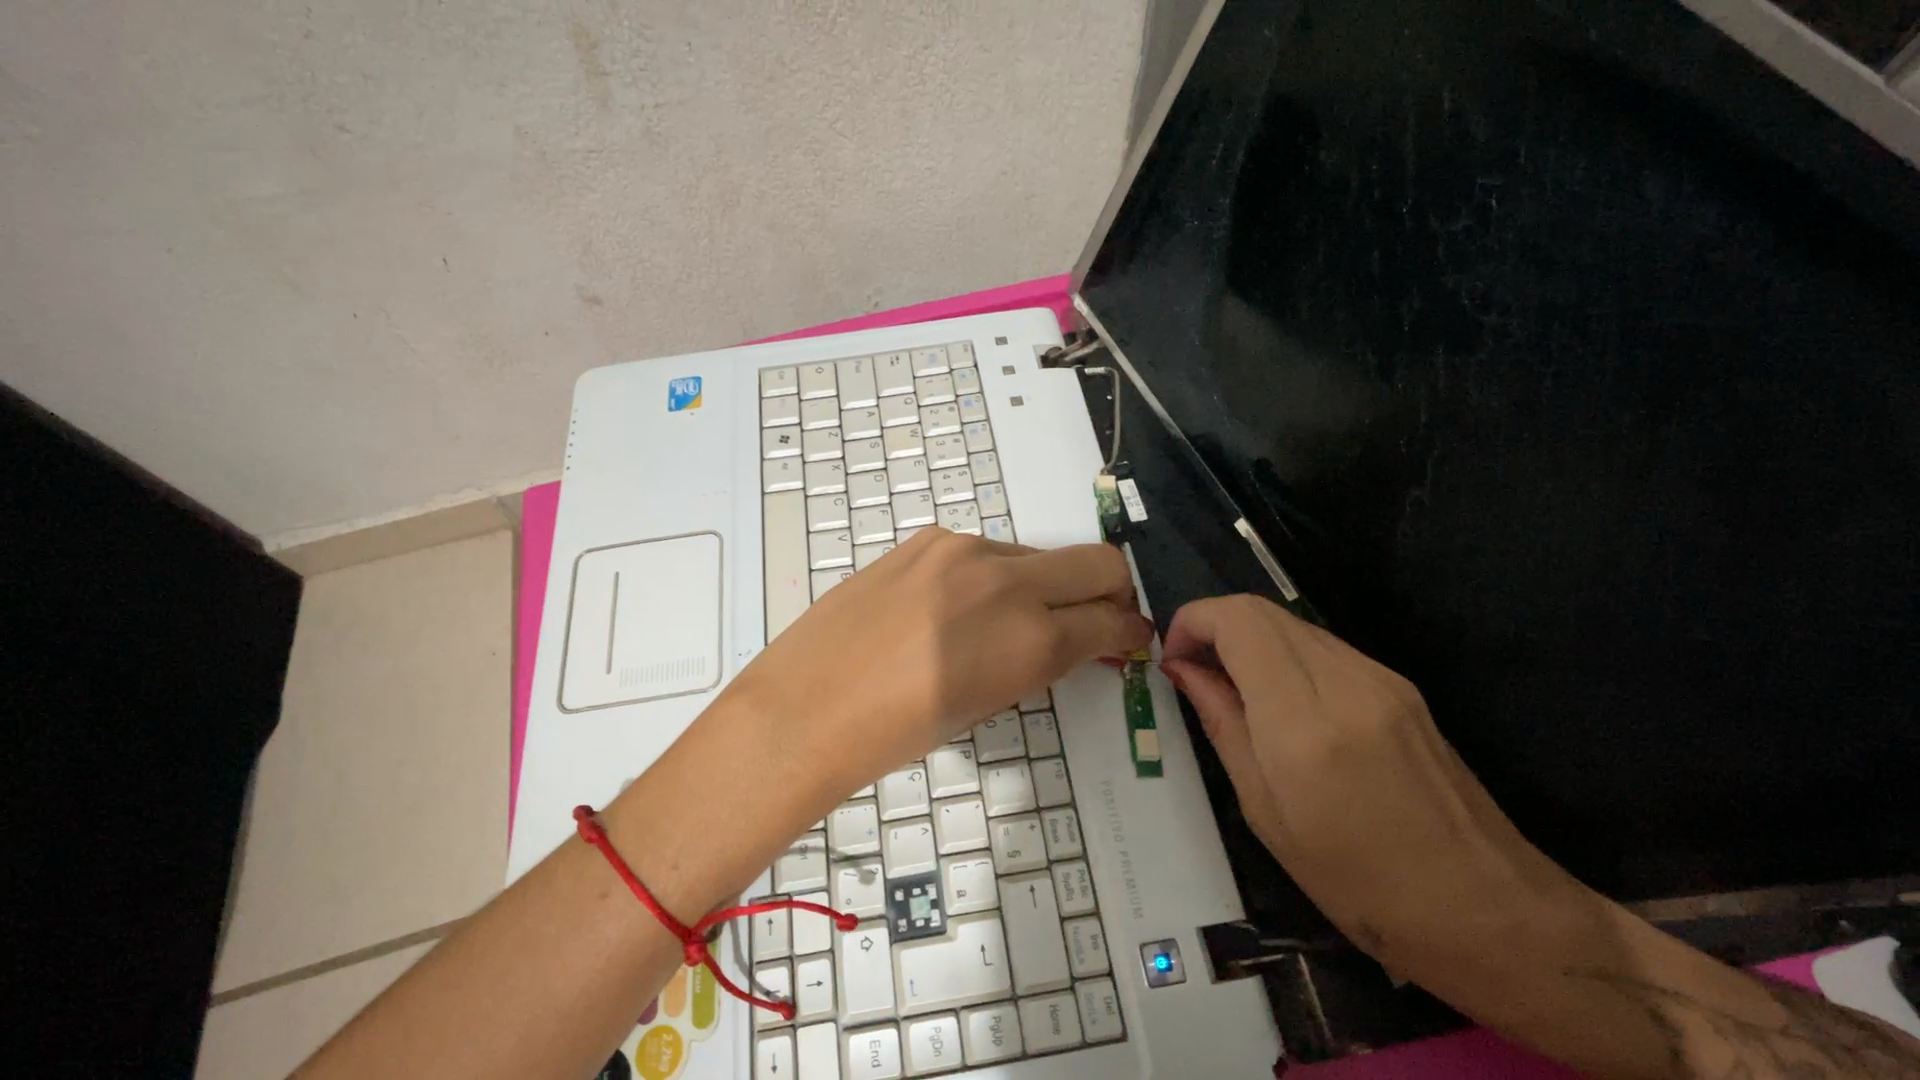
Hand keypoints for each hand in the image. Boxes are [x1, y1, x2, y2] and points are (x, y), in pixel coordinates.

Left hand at [728, 529, 1152, 797]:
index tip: (1130, 637)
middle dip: (1110, 591)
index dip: (1128, 631)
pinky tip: (955, 610)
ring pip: (1035, 555)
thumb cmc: (896, 732)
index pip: (1110, 620)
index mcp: (1030, 641)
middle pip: (1097, 563)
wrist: (807, 706)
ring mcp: (963, 551)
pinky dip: (992, 576)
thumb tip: (1072, 642)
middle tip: (1097, 618)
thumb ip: (1038, 664)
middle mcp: (1008, 583)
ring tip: (1005, 624)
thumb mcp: (986, 706)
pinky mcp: (927, 540)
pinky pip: (983, 552)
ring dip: (1042, 585)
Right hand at [1161, 595, 1581, 971]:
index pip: (1238, 620)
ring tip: (1231, 690)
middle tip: (1192, 672)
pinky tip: (1279, 701)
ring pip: (1294, 624)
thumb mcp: (1265, 811)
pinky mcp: (1401, 686)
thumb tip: (1182, 669)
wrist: (1481, 906)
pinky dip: (1286, 656)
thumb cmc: (1355, 881)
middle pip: (1263, 609)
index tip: (1173, 660)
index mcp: (1303, 723)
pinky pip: (1325, 648)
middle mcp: (1345, 682)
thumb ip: (1221, 723)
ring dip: (1250, 639)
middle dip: (1214, 625)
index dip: (1192, 622)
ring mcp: (1380, 678)